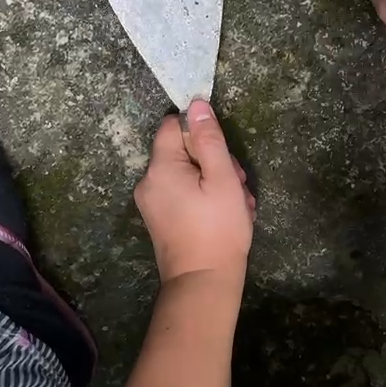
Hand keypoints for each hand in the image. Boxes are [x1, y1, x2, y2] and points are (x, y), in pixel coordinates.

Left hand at [134, 99, 255, 285]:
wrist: (203, 282)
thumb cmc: (217, 228)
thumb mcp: (223, 178)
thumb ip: (210, 139)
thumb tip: (197, 104)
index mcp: (160, 167)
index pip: (174, 125)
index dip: (200, 133)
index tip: (222, 154)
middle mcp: (148, 181)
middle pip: (183, 151)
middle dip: (214, 161)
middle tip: (236, 184)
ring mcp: (152, 202)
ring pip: (188, 173)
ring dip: (215, 181)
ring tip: (237, 204)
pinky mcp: (160, 219)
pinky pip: (184, 194)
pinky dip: (206, 197)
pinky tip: (226, 214)